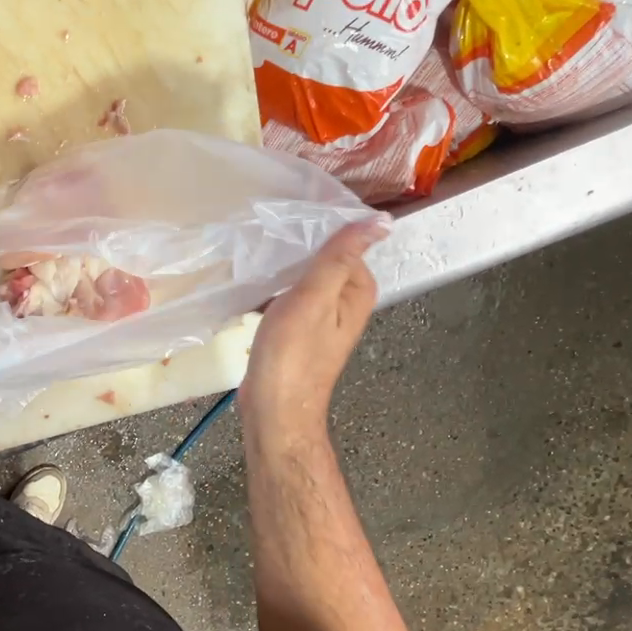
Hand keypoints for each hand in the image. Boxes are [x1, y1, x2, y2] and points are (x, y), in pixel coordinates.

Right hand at [239, 221, 387, 438]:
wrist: (273, 410)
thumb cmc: (292, 356)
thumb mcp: (314, 298)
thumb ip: (340, 257)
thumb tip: (380, 220)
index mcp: (357, 292)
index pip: (342, 246)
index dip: (314, 237)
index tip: (284, 230)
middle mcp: (345, 305)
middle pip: (320, 264)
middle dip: (294, 257)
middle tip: (263, 249)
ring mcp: (320, 323)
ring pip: (301, 285)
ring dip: (279, 278)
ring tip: (254, 270)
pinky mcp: (296, 337)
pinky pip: (286, 305)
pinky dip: (270, 299)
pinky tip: (251, 299)